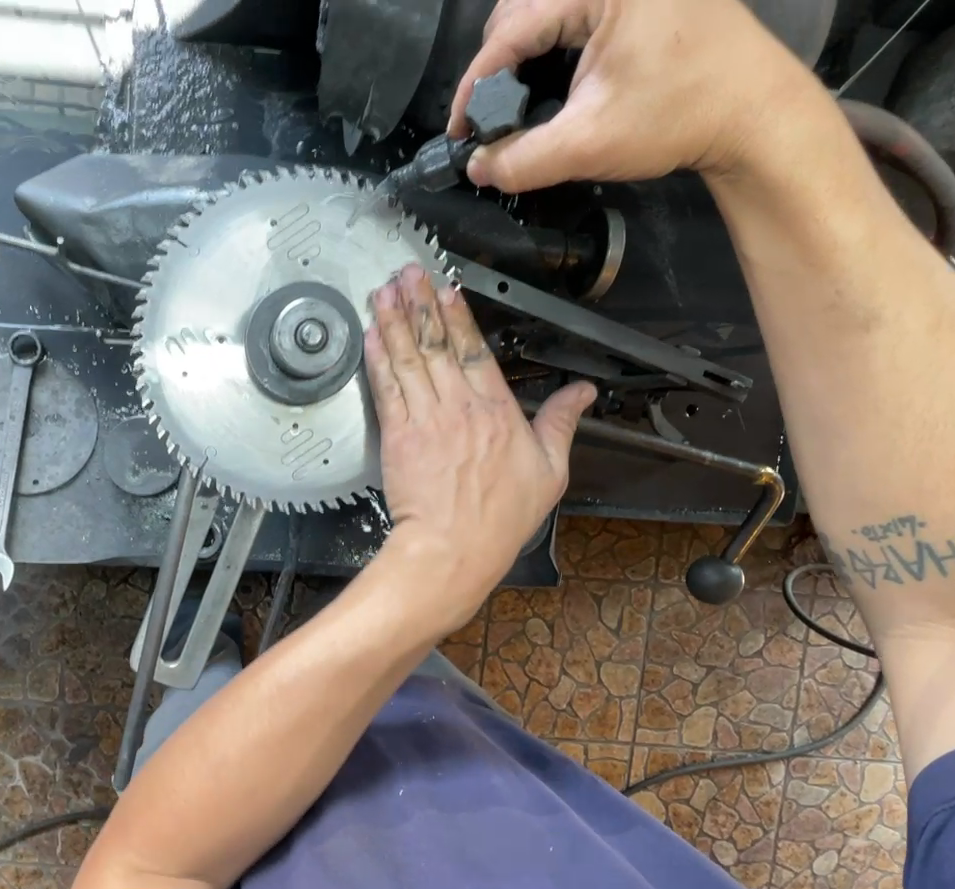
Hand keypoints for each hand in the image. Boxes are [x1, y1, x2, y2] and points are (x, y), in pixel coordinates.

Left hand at [364, 264, 594, 626]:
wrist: (453, 548)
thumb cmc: (500, 518)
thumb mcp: (550, 471)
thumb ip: (561, 424)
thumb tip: (582, 393)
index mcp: (498, 411)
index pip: (474, 351)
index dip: (457, 316)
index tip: (445, 289)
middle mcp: (460, 407)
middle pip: (436, 345)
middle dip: (420, 304)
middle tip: (406, 273)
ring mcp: (426, 420)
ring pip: (409, 359)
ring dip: (395, 321)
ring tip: (383, 291)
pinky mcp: (398, 437)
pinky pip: (387, 388)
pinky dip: (378, 359)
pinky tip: (372, 335)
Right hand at [450, 0, 821, 192]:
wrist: (755, 112)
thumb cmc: (677, 118)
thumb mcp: (587, 144)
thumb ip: (520, 160)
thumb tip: (475, 168)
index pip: (510, 30)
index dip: (474, 85)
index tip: (459, 131)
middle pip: (521, 8)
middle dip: (496, 65)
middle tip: (487, 117)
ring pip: (543, 8)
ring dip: (520, 54)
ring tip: (512, 101)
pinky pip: (573, 11)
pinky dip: (550, 45)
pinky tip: (547, 79)